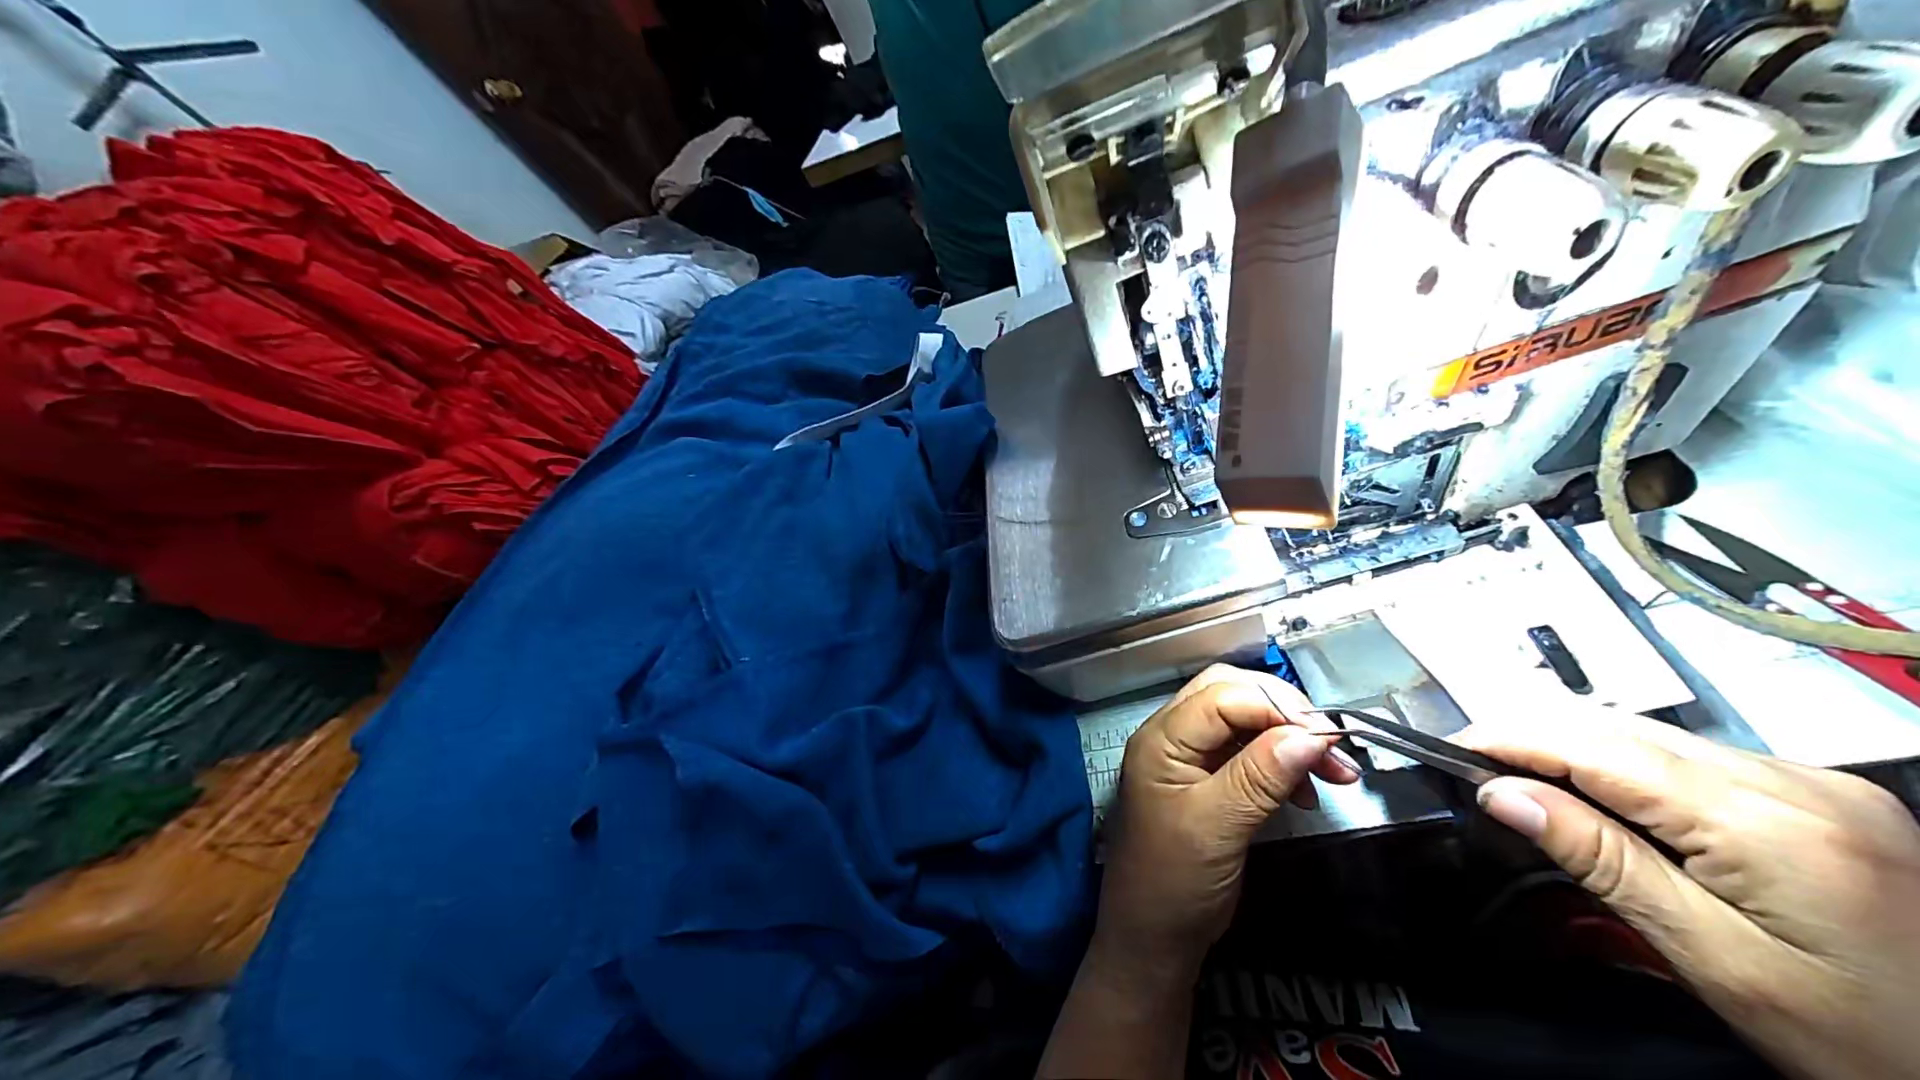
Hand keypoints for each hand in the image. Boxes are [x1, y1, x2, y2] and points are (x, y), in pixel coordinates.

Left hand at [1097, 665, 1360, 973]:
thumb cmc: (1174, 881)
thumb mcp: (1216, 827)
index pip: (1221, 696)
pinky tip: (1304, 793)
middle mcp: (1172, 736)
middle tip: (1331, 747)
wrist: (1154, 936)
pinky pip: (1248, 752)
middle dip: (1284, 713)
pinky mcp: (1208, 779)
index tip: (1328, 738)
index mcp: (1161, 739)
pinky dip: (1281, 762)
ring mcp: (1189, 757)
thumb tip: (1312, 735)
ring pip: (1243, 721)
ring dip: (1288, 739)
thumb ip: (1259, 776)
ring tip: (1333, 775)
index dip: (1275, 707)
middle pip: (1231, 696)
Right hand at [1461, 707, 1919, 1079]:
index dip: (1513, 738)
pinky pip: (1690, 756)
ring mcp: (1819, 782)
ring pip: (1651, 734)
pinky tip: (1598, 791)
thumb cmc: (1862, 1040)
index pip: (1601, 749)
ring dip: (1574, 747)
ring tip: (1521, 775)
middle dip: (1535, 736)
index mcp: (1774, 825)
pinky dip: (1624, 764)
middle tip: (1475, 765)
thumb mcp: (1715, 961)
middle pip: (1623, 728)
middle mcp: (1800, 782)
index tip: (1452, 748)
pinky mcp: (1823, 792)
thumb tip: (1504, 794)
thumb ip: (1602, 862)